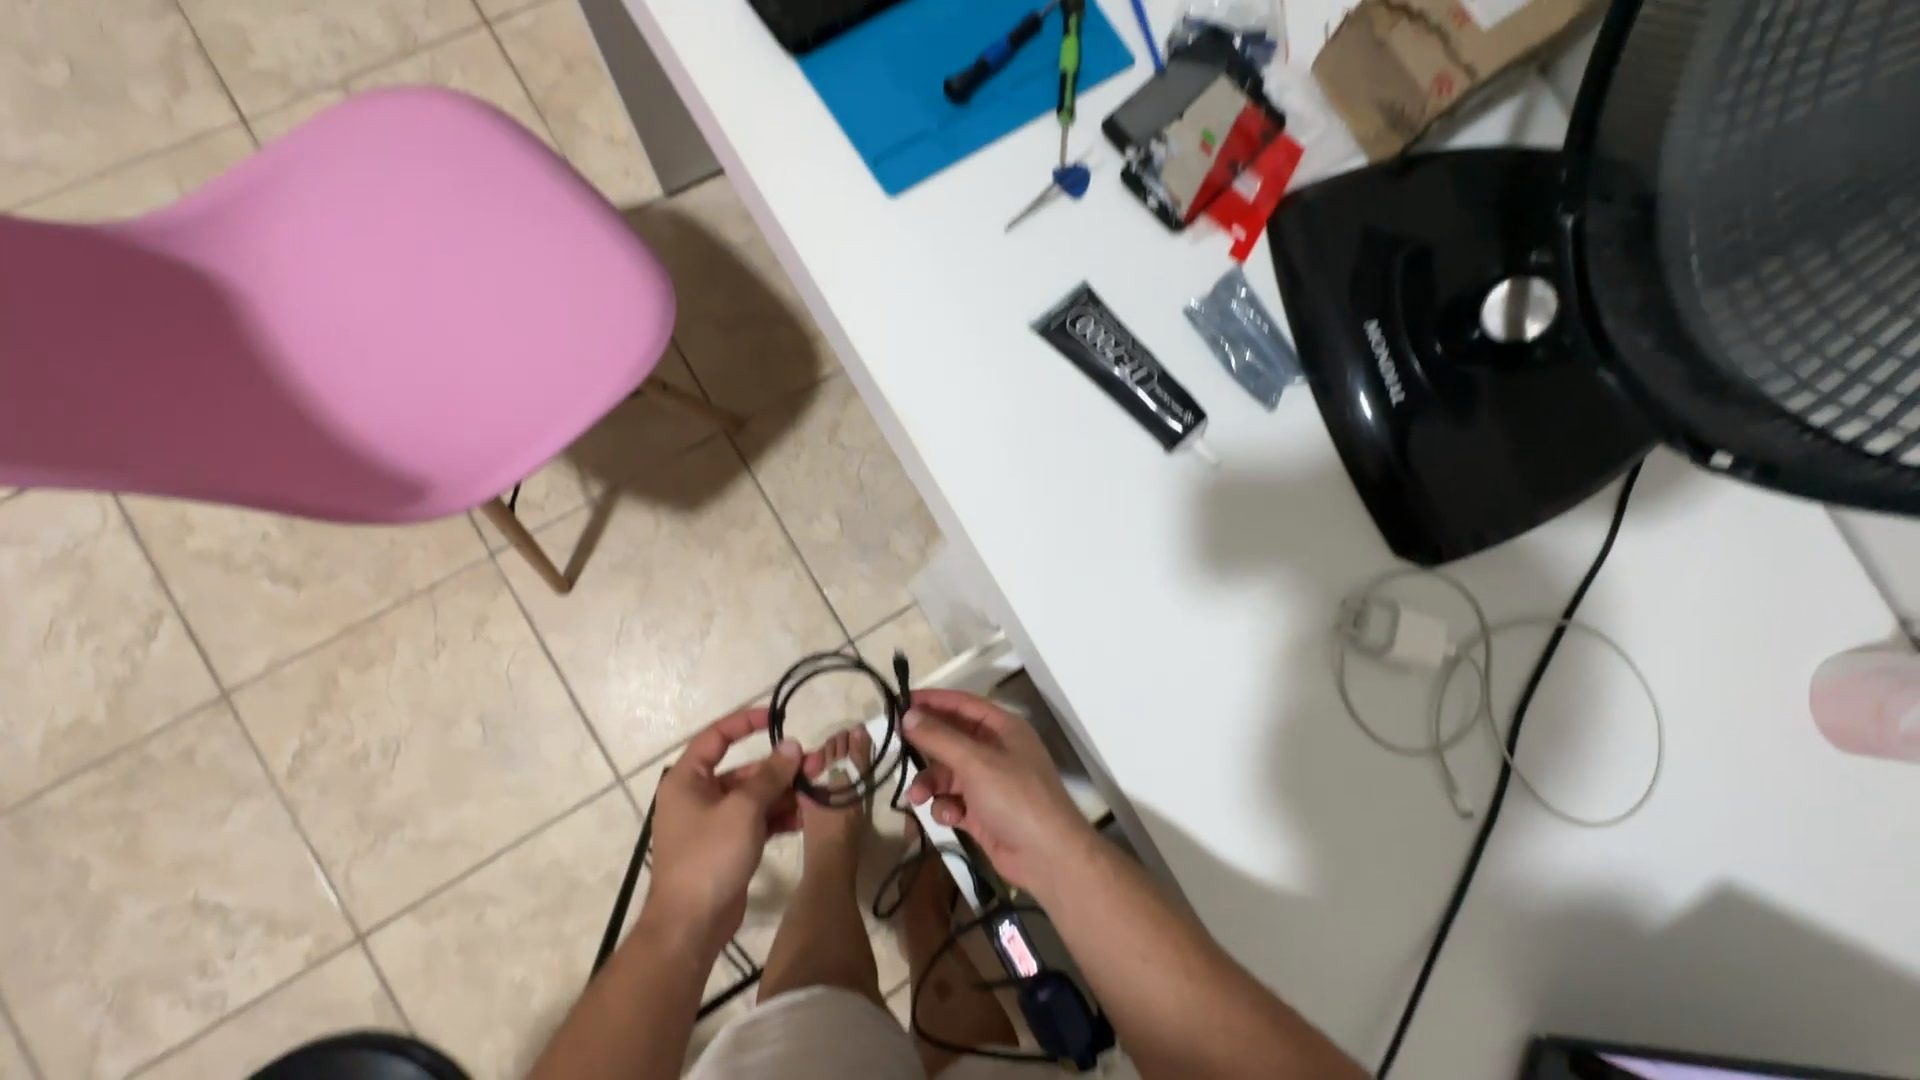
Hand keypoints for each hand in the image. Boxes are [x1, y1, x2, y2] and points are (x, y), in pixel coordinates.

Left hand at [644, 708, 810, 960]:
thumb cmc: (709, 856)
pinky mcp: (727, 847)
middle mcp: (697, 797)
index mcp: (687, 780)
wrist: (691, 924)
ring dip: (783, 793)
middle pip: (742, 771)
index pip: (716, 737)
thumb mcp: (743, 809)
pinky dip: (777, 817)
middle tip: (814, 765)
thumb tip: (792, 745)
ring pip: (753, 797)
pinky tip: (805, 817)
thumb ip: (770, 775)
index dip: (745, 722)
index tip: (776, 717)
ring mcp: (712, 824)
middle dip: (778, 768)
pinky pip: (755, 821)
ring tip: (817, 790)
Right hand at [903, 689, 1095, 896]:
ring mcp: (990, 784)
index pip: (963, 705)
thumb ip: (939, 738)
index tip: (900, 702)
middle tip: (897, 746)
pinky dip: (946, 807)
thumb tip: (908, 715)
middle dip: (926, 746)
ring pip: (948, 774)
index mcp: (1003, 729)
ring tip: (916, 797)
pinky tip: (948, 816)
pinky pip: (954, 801)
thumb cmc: (1015, 797)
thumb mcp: (975, 762)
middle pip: (952, 739)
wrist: (1046, 856)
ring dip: (930, 783)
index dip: (933, 701)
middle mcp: (996, 752)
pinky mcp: (983, 813)